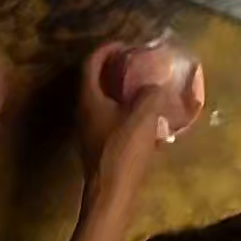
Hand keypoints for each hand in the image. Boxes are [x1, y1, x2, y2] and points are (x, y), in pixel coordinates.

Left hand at [78, 42, 181, 205]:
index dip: (107, 49)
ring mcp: (88, 129)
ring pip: (102, 100)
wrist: (111, 195)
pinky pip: (108, 117)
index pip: (91, 63)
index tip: (125, 45)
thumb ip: (151, 94)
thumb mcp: (143, 116)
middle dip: (114, 68)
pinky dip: (122, 110)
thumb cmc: (123, 151)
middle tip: (135, 63)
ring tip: (142, 88)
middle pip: (95, 80)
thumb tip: (156, 86)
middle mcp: (83, 110)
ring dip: (119, 90)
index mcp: (89, 98)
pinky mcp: (97, 146)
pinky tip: (142, 118)